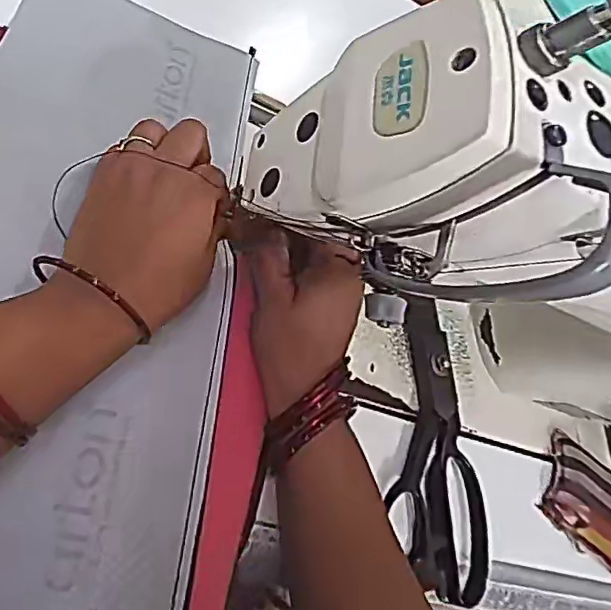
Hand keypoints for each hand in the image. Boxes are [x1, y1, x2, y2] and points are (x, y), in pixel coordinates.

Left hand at [57, 118, 228, 339]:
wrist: (103, 296)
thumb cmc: (149, 288)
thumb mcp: (204, 264)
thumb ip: (213, 227)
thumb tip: (212, 214)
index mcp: (196, 193)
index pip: (216, 173)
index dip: (214, 191)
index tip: (208, 203)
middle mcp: (164, 171)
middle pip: (191, 134)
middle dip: (197, 154)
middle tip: (192, 176)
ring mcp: (132, 168)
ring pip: (154, 129)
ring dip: (163, 145)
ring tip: (161, 169)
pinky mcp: (105, 173)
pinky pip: (122, 145)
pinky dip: (132, 155)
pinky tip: (137, 178)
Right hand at [241, 224, 362, 416]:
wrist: (299, 390)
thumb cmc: (292, 355)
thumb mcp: (271, 298)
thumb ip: (268, 257)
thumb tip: (265, 231)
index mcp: (341, 273)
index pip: (318, 227)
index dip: (288, 219)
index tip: (267, 219)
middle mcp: (349, 280)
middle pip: (318, 239)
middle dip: (288, 235)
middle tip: (261, 236)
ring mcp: (342, 293)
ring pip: (315, 256)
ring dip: (291, 252)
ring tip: (265, 255)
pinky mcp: (332, 305)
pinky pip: (314, 274)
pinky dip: (296, 270)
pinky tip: (276, 276)